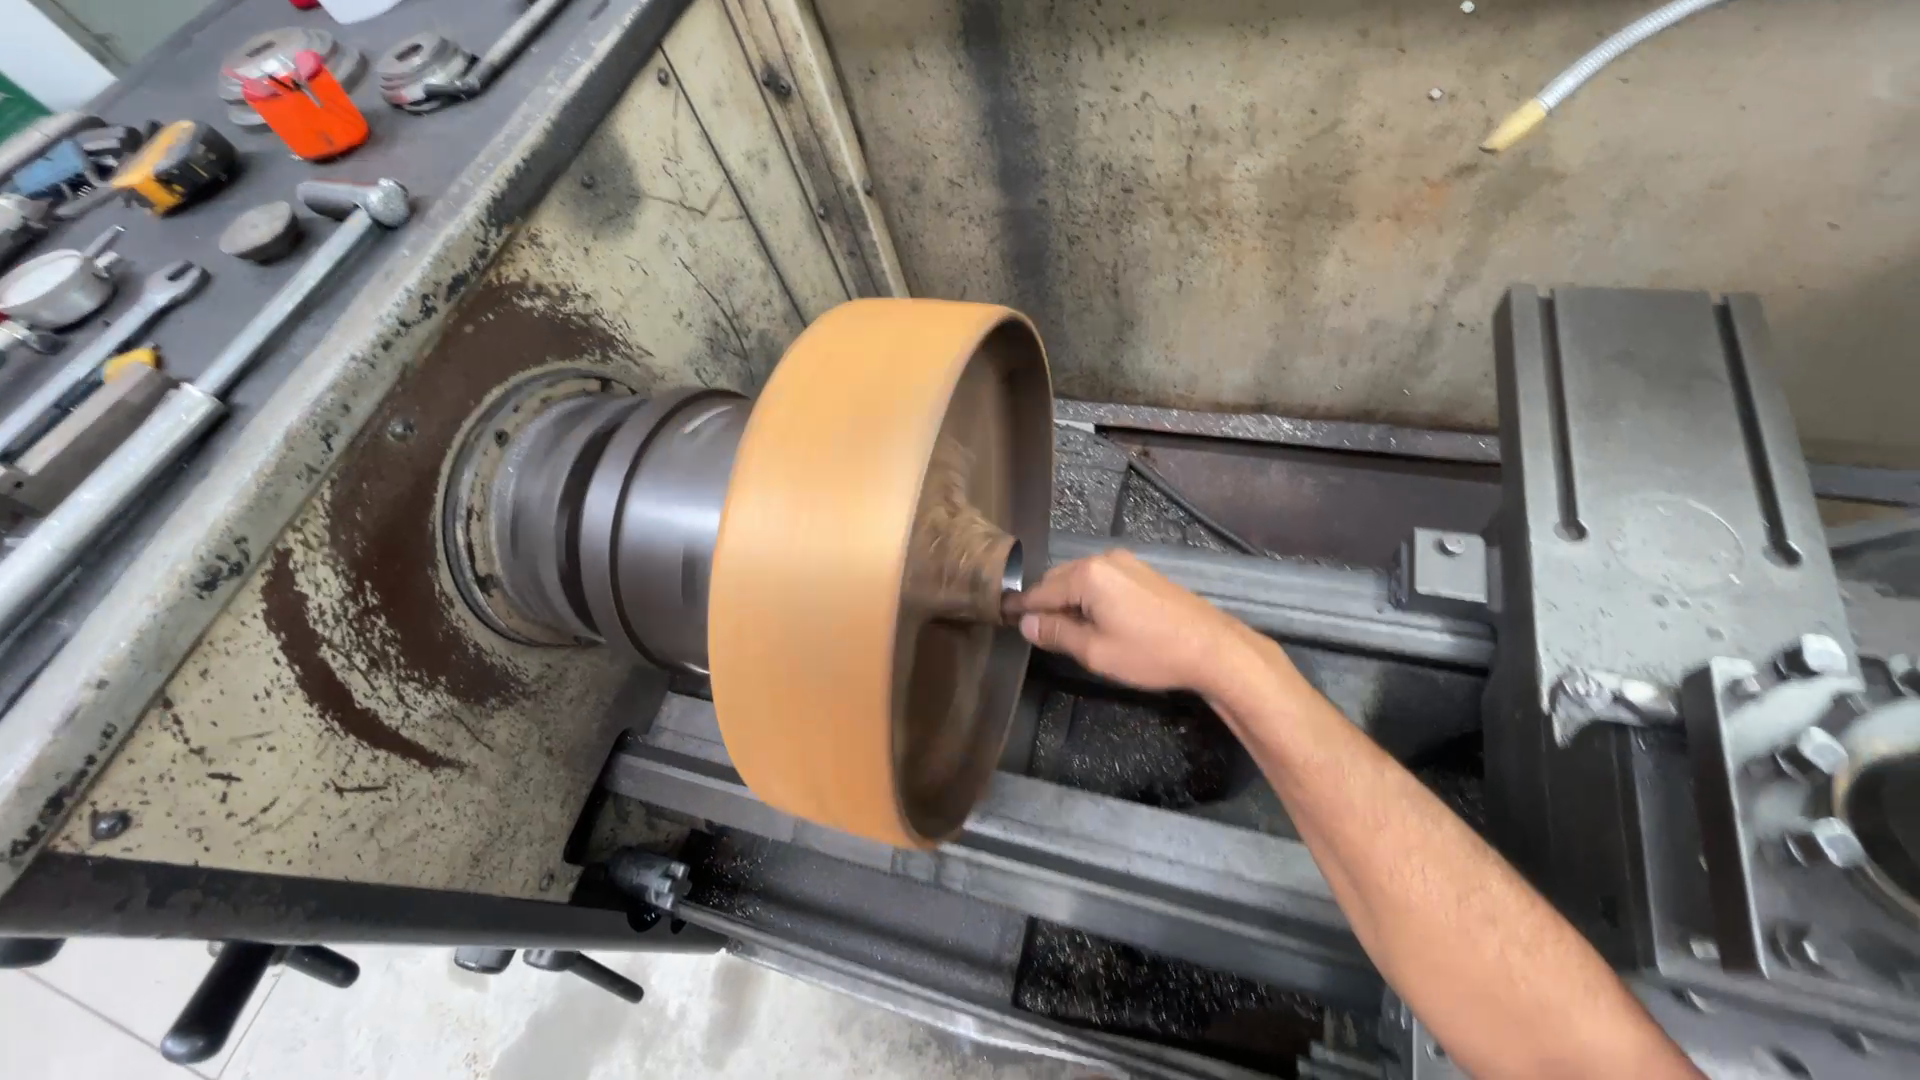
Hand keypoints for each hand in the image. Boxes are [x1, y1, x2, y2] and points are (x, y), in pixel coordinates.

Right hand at [1009, 549, 1259, 693]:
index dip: (1021, 608)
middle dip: (1045, 604)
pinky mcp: (1142, 572)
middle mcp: (1104, 559)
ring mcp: (1126, 563)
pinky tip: (1094, 620)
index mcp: (1087, 575)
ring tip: (1064, 631)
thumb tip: (1026, 624)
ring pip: (1081, 579)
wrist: (1213, 648)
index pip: (1040, 591)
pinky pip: (1102, 580)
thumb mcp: (1095, 651)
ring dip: (1069, 601)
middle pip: (1059, 580)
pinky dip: (1090, 597)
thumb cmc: (1151, 653)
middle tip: (1035, 632)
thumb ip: (1056, 634)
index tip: (1005, 619)